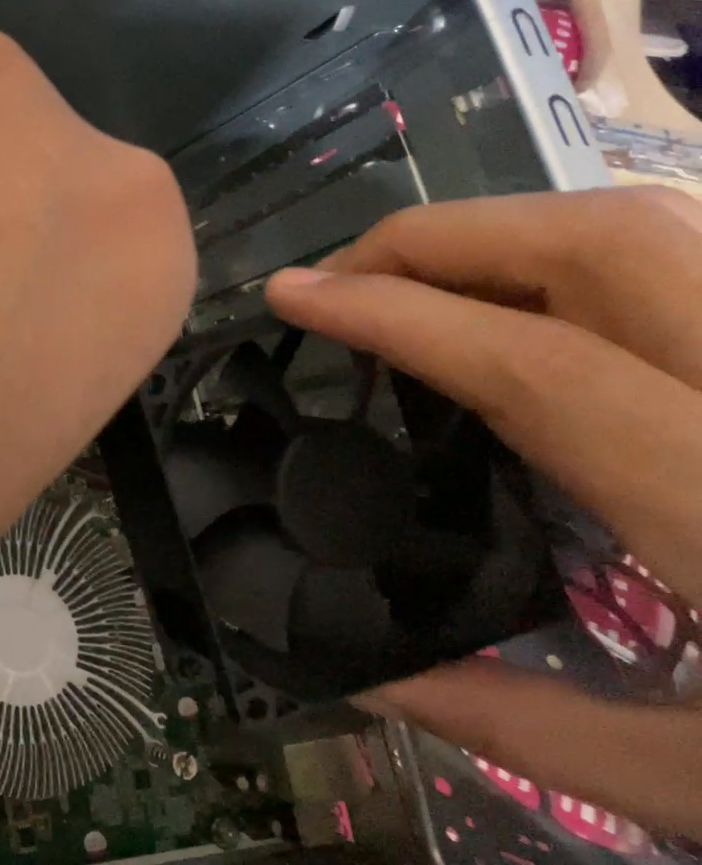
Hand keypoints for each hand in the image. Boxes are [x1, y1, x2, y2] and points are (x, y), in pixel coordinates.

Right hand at [266, 187, 701, 840]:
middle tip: (336, 278)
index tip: (288, 294)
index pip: (531, 362)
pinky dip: (576, 254)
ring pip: (660, 225)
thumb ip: (522, 724)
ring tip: (407, 280)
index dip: (391, 312)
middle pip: (603, 247)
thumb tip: (359, 677)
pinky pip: (696, 255)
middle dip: (438, 239)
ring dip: (502, 233)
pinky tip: (519, 299)